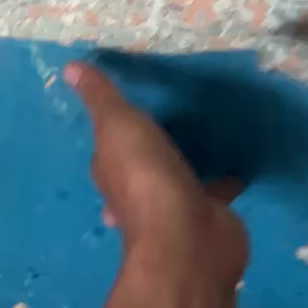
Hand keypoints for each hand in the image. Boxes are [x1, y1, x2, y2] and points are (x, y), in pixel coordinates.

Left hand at [67, 61, 244, 307]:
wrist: (188, 239)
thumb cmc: (146, 177)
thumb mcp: (118, 124)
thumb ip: (100, 97)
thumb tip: (70, 68)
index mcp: (112, 171)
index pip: (106, 149)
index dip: (111, 131)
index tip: (122, 109)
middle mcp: (136, 194)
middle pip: (140, 166)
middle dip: (147, 151)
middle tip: (166, 122)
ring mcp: (172, 208)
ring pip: (176, 178)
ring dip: (183, 164)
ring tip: (203, 136)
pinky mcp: (206, 215)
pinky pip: (213, 190)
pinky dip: (222, 178)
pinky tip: (238, 161)